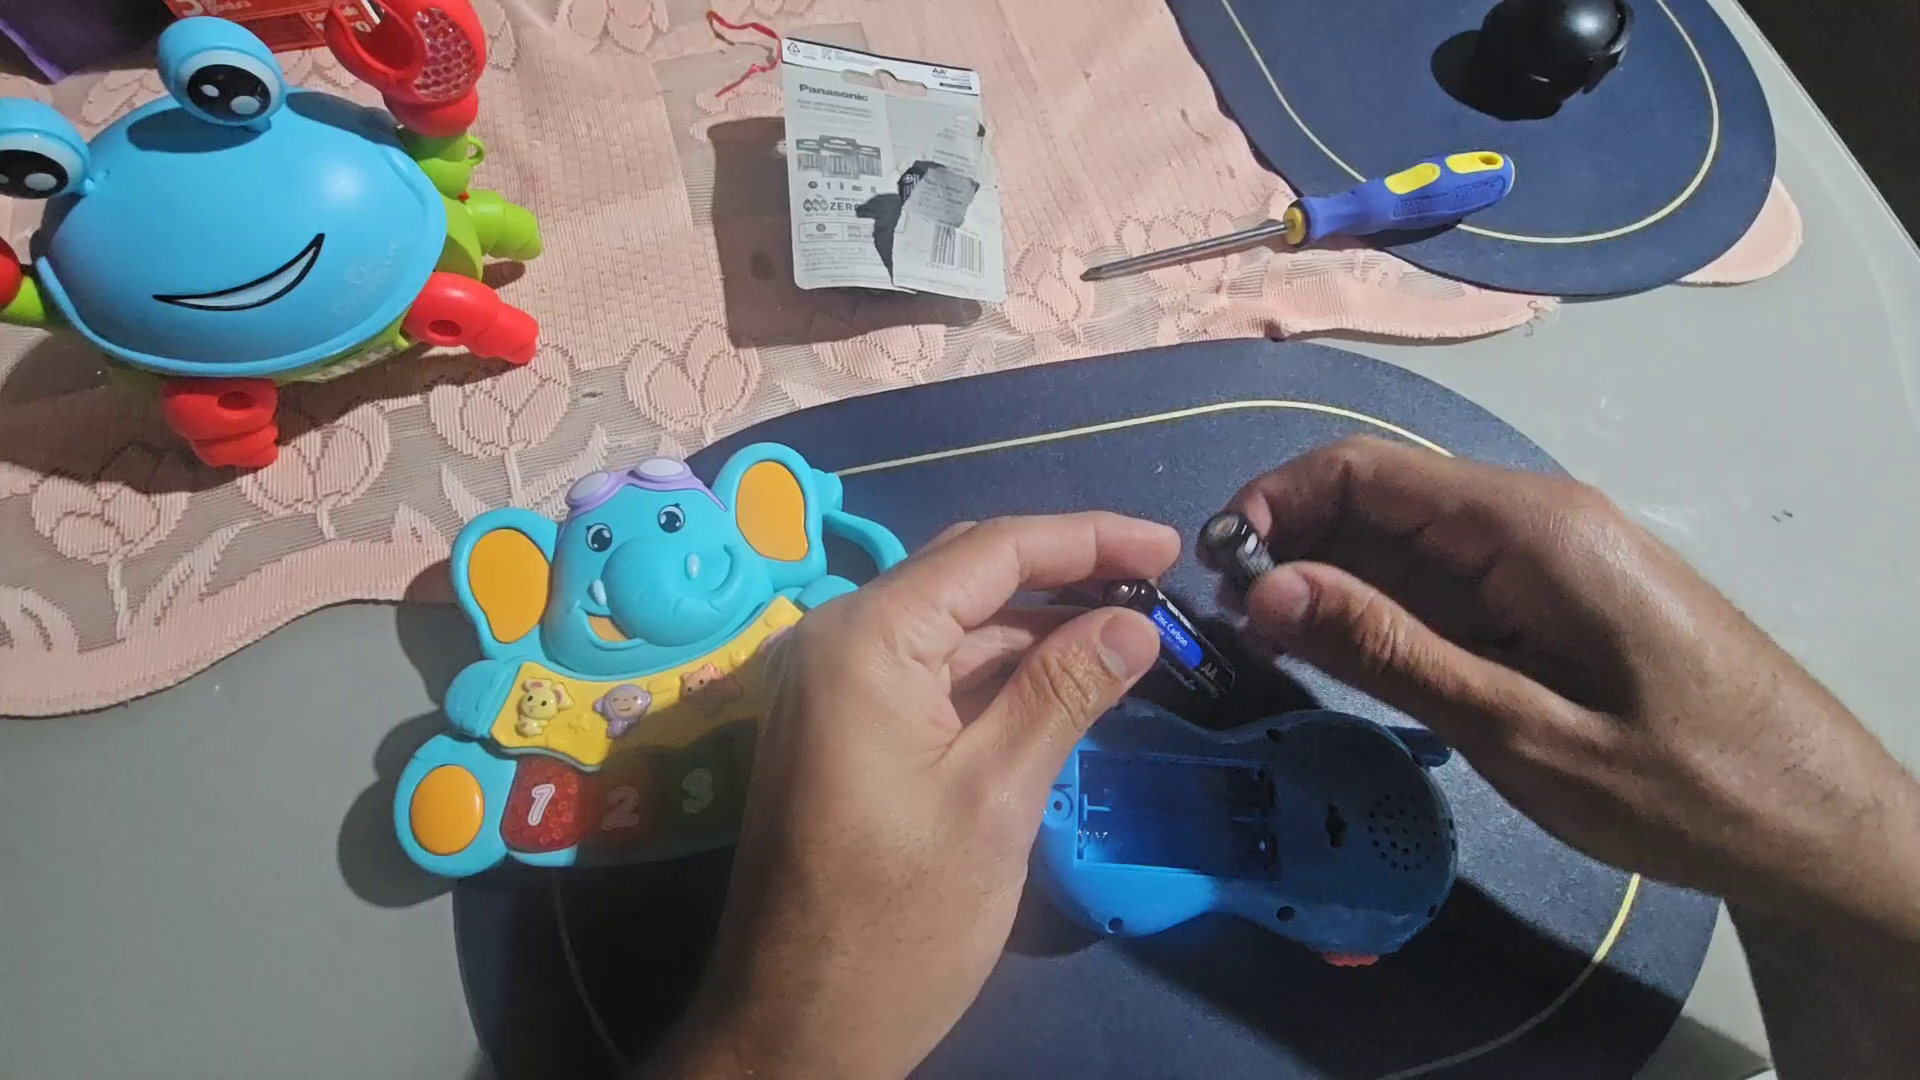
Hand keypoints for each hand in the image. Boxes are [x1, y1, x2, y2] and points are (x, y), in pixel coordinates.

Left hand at [644, 514, 1178, 1079]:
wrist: (796, 1030)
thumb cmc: (895, 923)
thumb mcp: (996, 799)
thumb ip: (1063, 692)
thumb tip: (1135, 624)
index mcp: (866, 638)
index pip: (990, 553)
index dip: (1085, 538)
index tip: (1163, 545)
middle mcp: (840, 637)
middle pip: (968, 574)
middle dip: (1063, 571)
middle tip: (1150, 578)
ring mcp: (839, 678)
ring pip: (954, 621)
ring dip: (1037, 620)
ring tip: (1124, 623)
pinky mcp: (849, 718)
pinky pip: (935, 667)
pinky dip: (999, 664)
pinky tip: (1061, 668)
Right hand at [1225, 436, 1919, 938]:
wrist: (1830, 833)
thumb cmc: (1689, 787)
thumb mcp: (1520, 730)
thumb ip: (1386, 651)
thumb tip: (1262, 590)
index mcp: (1524, 526)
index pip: (1362, 471)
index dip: (1274, 502)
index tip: (1216, 566)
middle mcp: (1516, 519)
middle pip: (1365, 498)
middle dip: (1283, 542)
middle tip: (1229, 615)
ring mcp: (1518, 556)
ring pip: (1381, 540)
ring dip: (1312, 577)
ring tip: (1264, 636)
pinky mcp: (1518, 594)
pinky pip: (1413, 580)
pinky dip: (1355, 605)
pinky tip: (1324, 645)